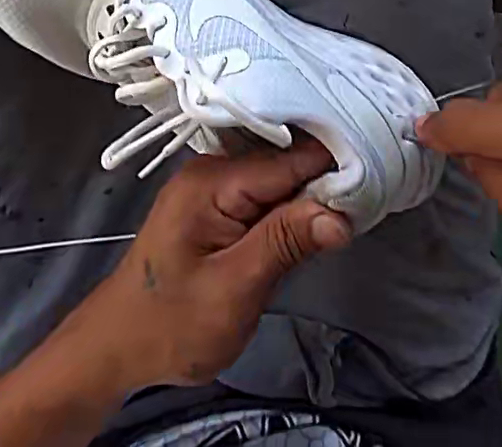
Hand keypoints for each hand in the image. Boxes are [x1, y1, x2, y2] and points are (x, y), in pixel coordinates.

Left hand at [0, 139, 351, 446]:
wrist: (120, 341)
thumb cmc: (171, 321)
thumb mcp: (233, 288)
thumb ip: (284, 243)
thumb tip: (341, 214)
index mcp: (212, 181)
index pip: (287, 160)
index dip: (334, 165)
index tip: (381, 168)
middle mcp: (211, 171)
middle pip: (283, 160)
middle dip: (327, 172)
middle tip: (379, 180)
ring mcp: (212, 186)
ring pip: (275, 175)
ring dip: (312, 187)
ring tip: (359, 192)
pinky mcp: (215, 204)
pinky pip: (262, 191)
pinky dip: (291, 200)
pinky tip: (318, 210)